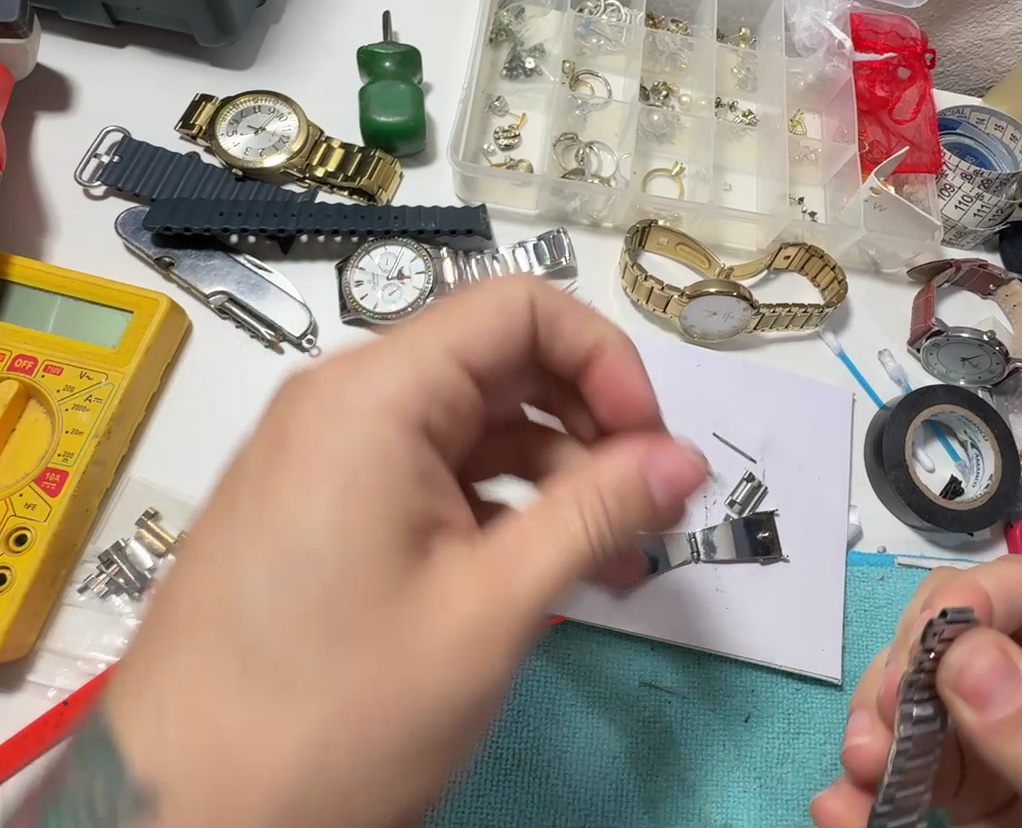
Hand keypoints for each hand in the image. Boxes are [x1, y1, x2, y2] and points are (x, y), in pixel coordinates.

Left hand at [99, 279, 708, 826]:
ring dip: (558, 478)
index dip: (603, 358)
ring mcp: (338, 452)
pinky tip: (548, 572)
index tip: (647, 442)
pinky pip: (442, 474)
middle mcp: (351, 399)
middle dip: (590, 426)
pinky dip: (505, 508)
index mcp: (379, 393)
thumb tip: (687, 458)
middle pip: (504, 364)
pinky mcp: (334, 503)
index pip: (520, 308)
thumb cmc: (334, 714)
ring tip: (618, 562)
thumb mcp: (491, 609)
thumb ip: (599, 514)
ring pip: (480, 426)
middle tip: (647, 508)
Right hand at [812, 557, 1021, 827]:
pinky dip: (871, 774)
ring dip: (877, 721)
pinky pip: (910, 752)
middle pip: (955, 628)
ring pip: (918, 683)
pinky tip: (847, 806)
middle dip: (907, 666)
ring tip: (860, 772)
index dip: (967, 602)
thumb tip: (964, 657)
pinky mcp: (974, 777)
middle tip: (883, 724)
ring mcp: (1008, 728)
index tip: (919, 650)